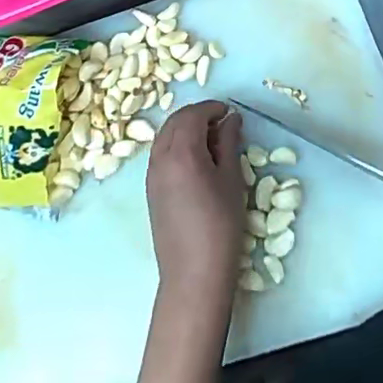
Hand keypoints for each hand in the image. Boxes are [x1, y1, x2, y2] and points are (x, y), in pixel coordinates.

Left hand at [146, 101, 245, 303]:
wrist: (193, 274)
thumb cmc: (221, 226)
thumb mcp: (232, 180)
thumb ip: (229, 143)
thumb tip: (231, 119)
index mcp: (181, 151)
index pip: (193, 114)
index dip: (212, 108)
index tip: (230, 112)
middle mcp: (160, 156)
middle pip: (175, 121)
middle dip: (197, 115)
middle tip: (222, 122)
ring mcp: (152, 173)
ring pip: (165, 135)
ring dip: (185, 128)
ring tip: (210, 140)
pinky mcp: (150, 188)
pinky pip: (160, 152)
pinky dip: (176, 144)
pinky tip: (195, 159)